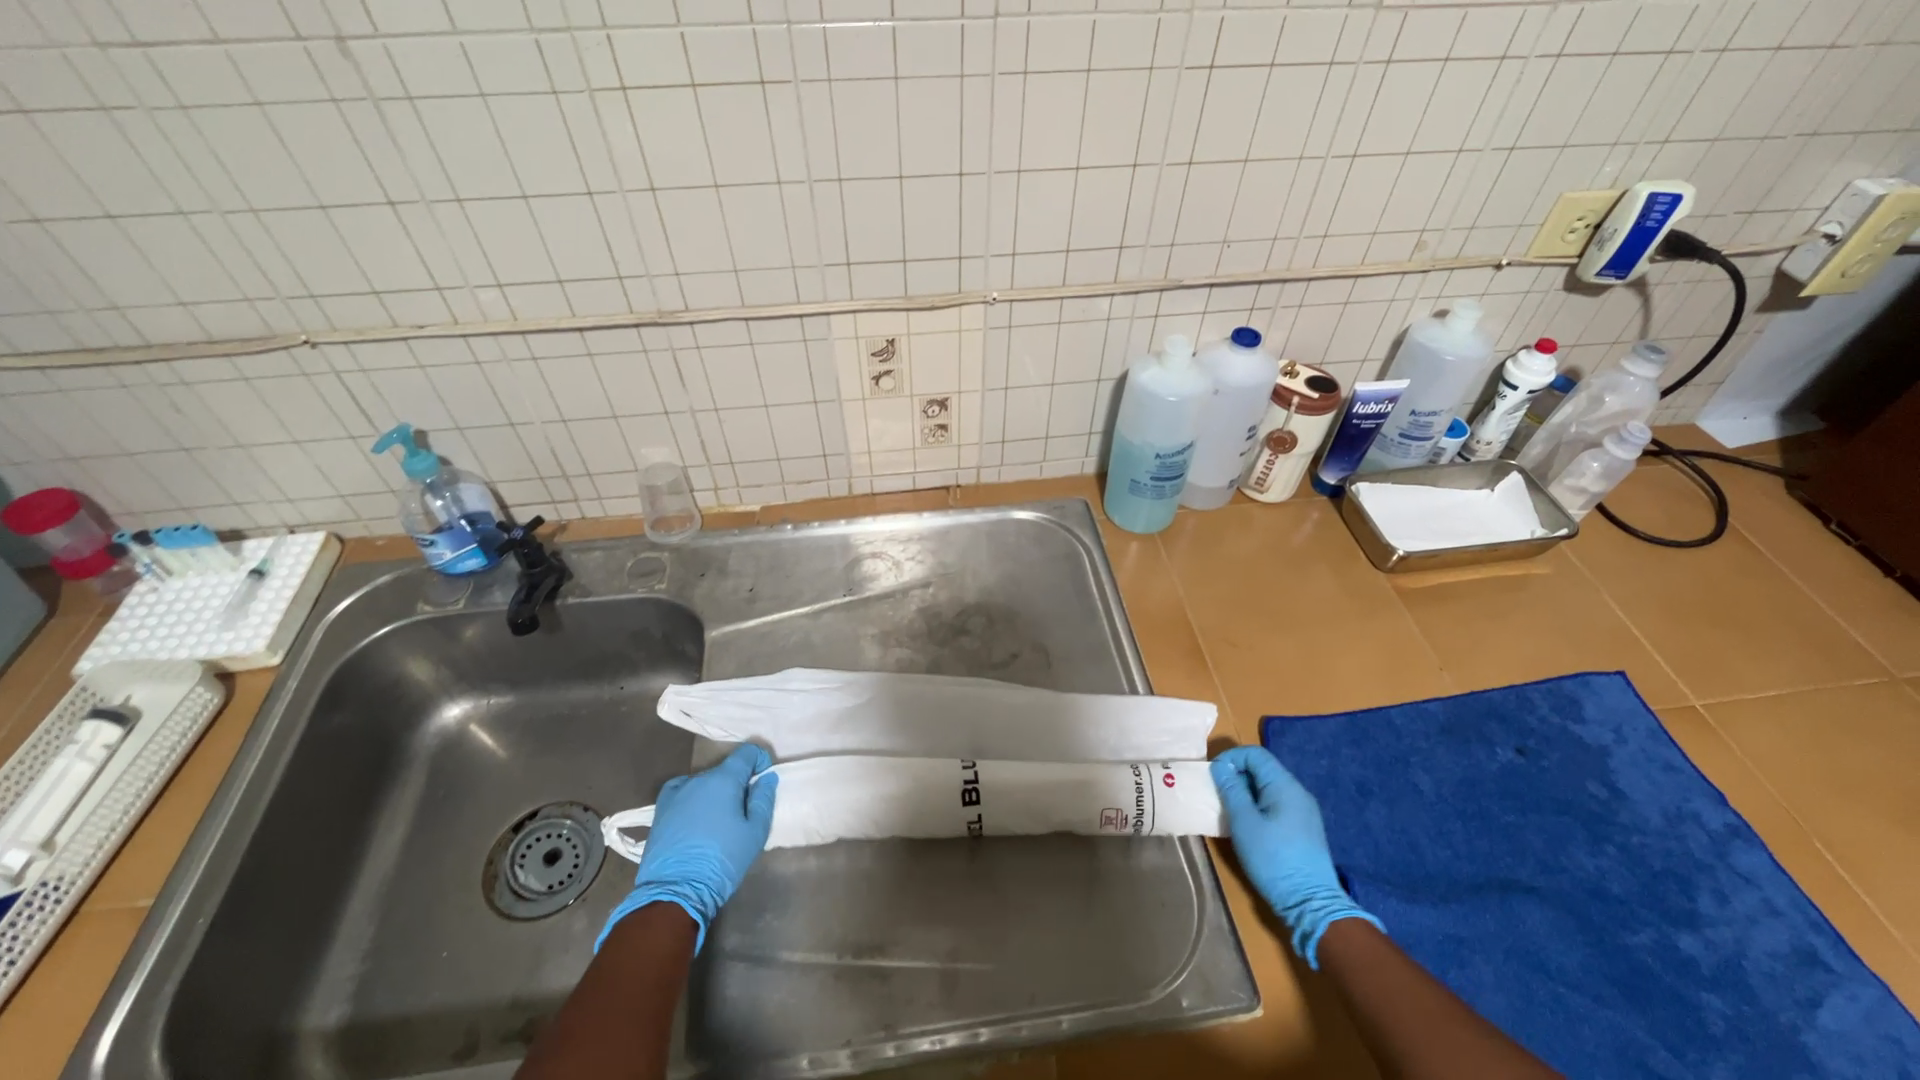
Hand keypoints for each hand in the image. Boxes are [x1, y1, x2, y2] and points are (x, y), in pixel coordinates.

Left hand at [597, 744, 778, 953]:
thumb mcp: (755, 832)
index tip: (764, 780)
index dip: (760, 761)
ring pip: (704, 783)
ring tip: (718, 822)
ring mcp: (675, 793)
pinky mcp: (660, 810)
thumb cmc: (723, 859)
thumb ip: (763, 800)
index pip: (747, 752)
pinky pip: (682, 793)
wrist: (676, 889)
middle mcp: (698, 779)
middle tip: (745, 811)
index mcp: (724, 779)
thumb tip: (766, 778)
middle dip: (738, 783)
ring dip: (716, 793)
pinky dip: (693, 798)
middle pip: (725, 770)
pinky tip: (695, 817)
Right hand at [1211, 745, 1380, 968]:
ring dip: (1246, 794)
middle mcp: (1298, 792)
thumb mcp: (1244, 823)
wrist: (1310, 902)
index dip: (1231, 759)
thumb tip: (1221, 767)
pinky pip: (1276, 805)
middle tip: (1217, 796)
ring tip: (1229, 812)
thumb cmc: (1273, 859)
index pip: (1256, 755)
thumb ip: (1232, 791)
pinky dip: (1258, 808)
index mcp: (1285, 786)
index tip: (1212, 777)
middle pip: (1263, 770)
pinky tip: (1247, 827)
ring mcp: (1304, 811)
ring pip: (1269, 789)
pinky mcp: (1304, 829)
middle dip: (1237, 777)